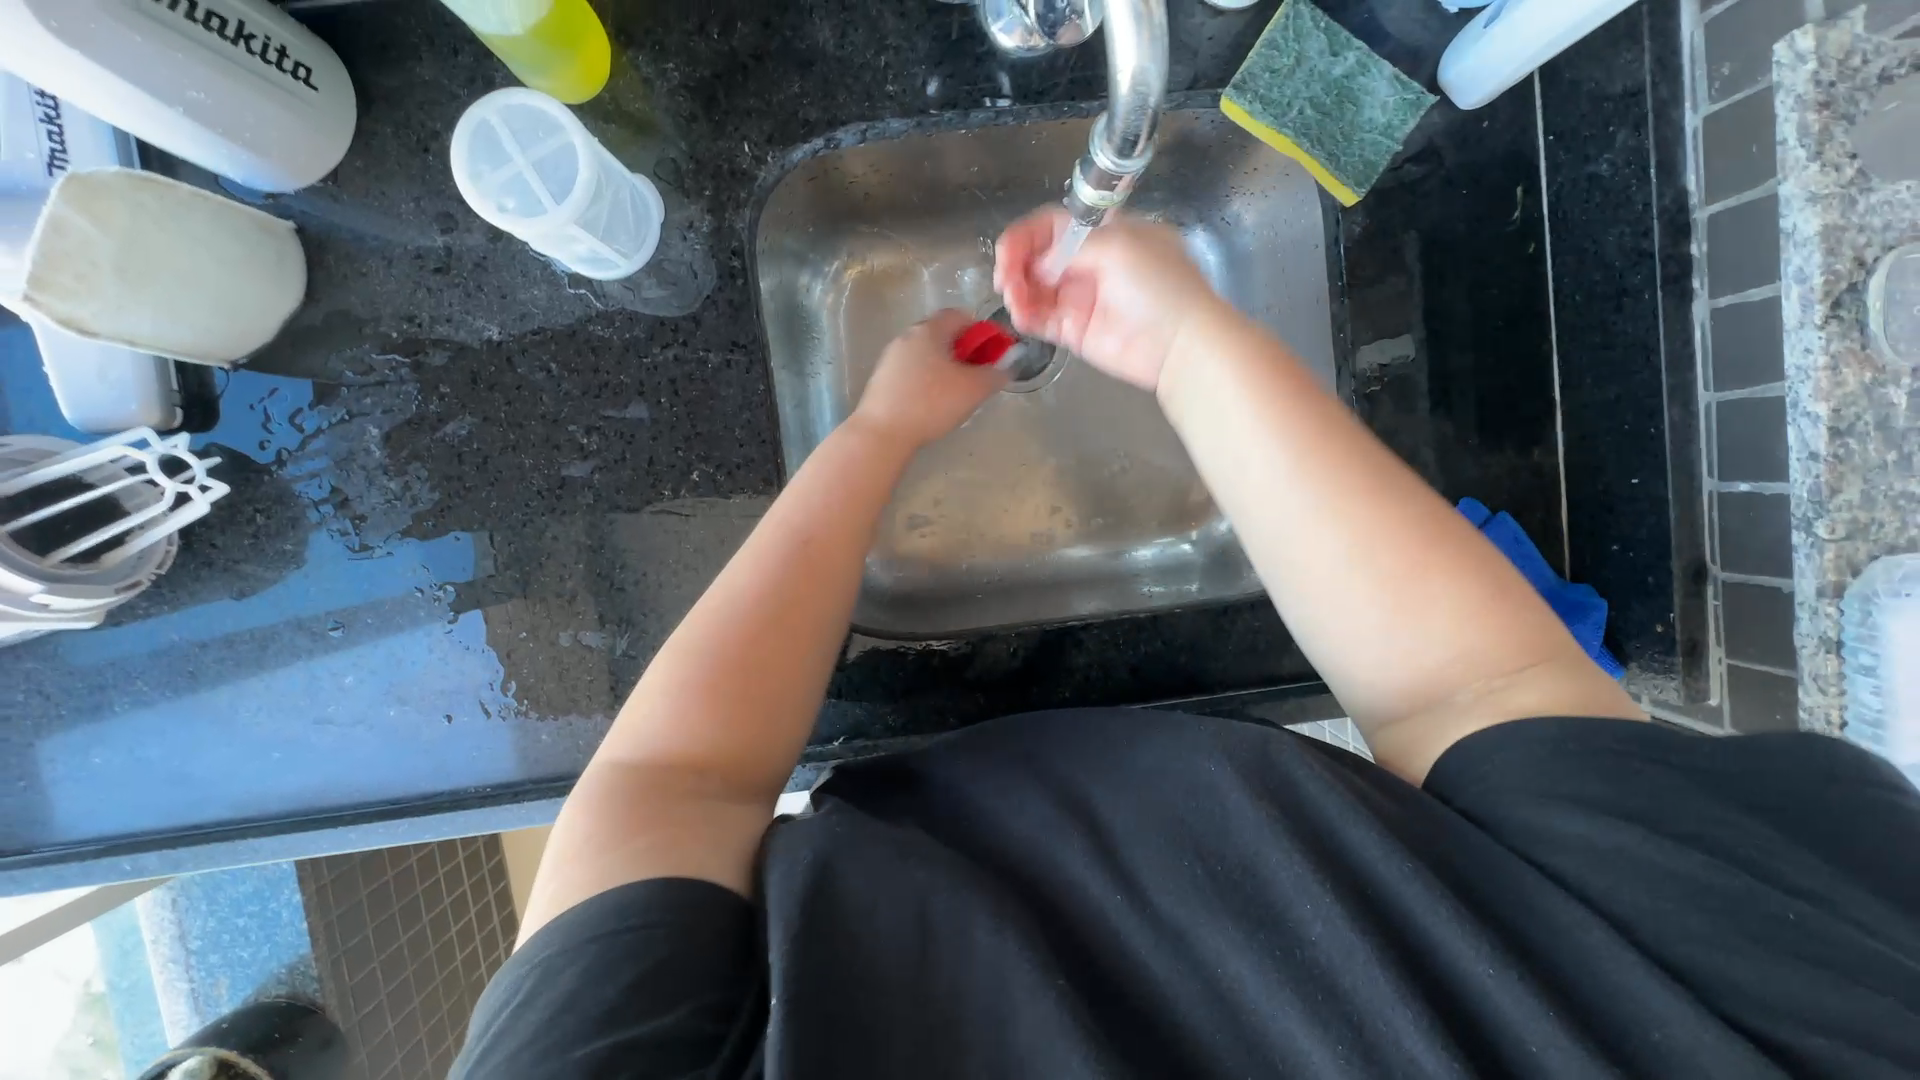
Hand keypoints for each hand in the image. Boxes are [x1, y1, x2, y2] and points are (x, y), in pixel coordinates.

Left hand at [849, 309, 1006, 450]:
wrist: (883, 432)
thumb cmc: (931, 403)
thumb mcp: (974, 389)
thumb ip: (995, 374)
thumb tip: (1005, 367)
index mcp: (929, 330)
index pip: (959, 315)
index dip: (980, 331)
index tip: (992, 353)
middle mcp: (906, 336)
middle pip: (941, 335)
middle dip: (963, 351)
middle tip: (976, 375)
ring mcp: (890, 358)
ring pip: (926, 355)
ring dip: (944, 367)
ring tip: (955, 393)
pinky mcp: (881, 379)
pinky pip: (911, 371)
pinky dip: (926, 380)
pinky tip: (931, 404)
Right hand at [994, 206, 1234, 392]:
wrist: (1180, 343)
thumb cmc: (1160, 284)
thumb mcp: (1121, 246)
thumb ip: (1074, 247)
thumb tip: (1040, 263)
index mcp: (1104, 234)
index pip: (1054, 226)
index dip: (1027, 235)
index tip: (1008, 249)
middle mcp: (1088, 263)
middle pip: (1037, 256)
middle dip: (1016, 264)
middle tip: (1005, 279)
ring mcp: (1079, 298)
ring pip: (1034, 288)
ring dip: (1018, 291)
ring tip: (1015, 301)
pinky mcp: (1074, 330)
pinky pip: (1040, 318)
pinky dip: (1025, 315)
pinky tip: (1021, 316)